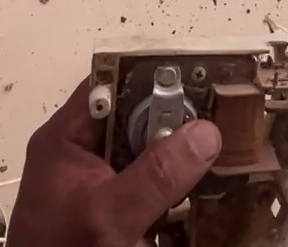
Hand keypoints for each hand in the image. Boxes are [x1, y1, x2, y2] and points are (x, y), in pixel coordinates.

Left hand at [8, 78, 221, 245]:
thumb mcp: (108, 217)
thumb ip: (155, 175)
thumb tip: (207, 131)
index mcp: (66, 138)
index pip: (110, 82)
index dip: (151, 73)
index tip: (198, 71)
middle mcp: (82, 151)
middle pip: (135, 114)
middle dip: (175, 112)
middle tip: (218, 110)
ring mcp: (99, 182)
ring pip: (148, 147)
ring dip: (180, 148)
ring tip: (221, 139)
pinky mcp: (114, 209)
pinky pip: (151, 181)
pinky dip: (176, 180)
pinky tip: (204, 179)